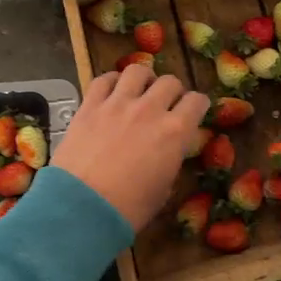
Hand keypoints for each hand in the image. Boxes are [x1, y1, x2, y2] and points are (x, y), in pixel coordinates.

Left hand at [53, 63, 209, 231]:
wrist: (82, 208)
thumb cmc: (129, 208)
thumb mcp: (164, 189)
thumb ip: (169, 161)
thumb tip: (167, 153)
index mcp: (175, 131)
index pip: (197, 101)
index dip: (198, 105)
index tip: (195, 111)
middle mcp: (150, 109)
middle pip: (170, 81)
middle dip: (173, 91)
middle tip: (166, 103)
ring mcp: (118, 104)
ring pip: (137, 71)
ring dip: (144, 79)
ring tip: (140, 90)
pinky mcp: (89, 106)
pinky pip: (103, 80)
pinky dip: (111, 81)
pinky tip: (111, 91)